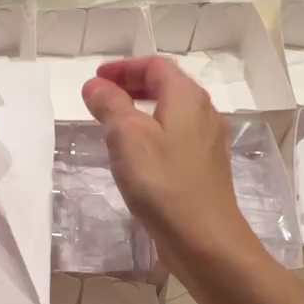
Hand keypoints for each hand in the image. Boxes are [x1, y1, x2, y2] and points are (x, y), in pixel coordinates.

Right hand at [82, 57, 250, 259]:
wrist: (203, 237)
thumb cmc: (163, 182)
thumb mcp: (126, 137)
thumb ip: (109, 105)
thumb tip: (95, 85)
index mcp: (187, 97)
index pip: (155, 66)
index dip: (124, 68)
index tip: (96, 79)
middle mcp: (203, 113)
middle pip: (167, 86)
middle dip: (133, 86)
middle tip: (102, 97)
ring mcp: (207, 142)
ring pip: (171, 114)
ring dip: (142, 111)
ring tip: (114, 125)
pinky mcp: (204, 169)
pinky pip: (175, 138)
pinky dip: (152, 134)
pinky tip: (136, 156)